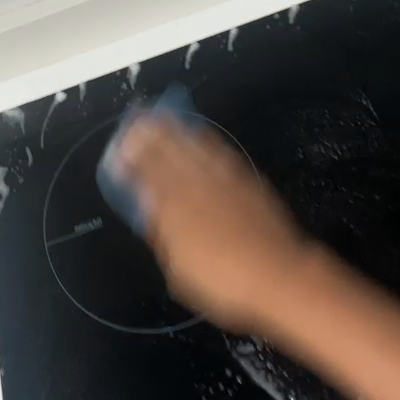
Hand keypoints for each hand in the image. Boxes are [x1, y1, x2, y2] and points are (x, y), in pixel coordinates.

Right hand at [113, 114, 316, 331]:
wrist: (279, 276)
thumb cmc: (225, 283)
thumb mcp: (180, 271)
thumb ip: (163, 236)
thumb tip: (150, 211)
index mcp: (174, 207)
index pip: (146, 174)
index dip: (130, 159)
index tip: (119, 149)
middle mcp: (196, 185)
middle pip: (167, 151)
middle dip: (148, 134)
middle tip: (135, 120)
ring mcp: (222, 178)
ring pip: (192, 144)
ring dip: (173, 128)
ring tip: (160, 116)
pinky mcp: (245, 178)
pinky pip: (218, 149)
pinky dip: (204, 138)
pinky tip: (199, 133)